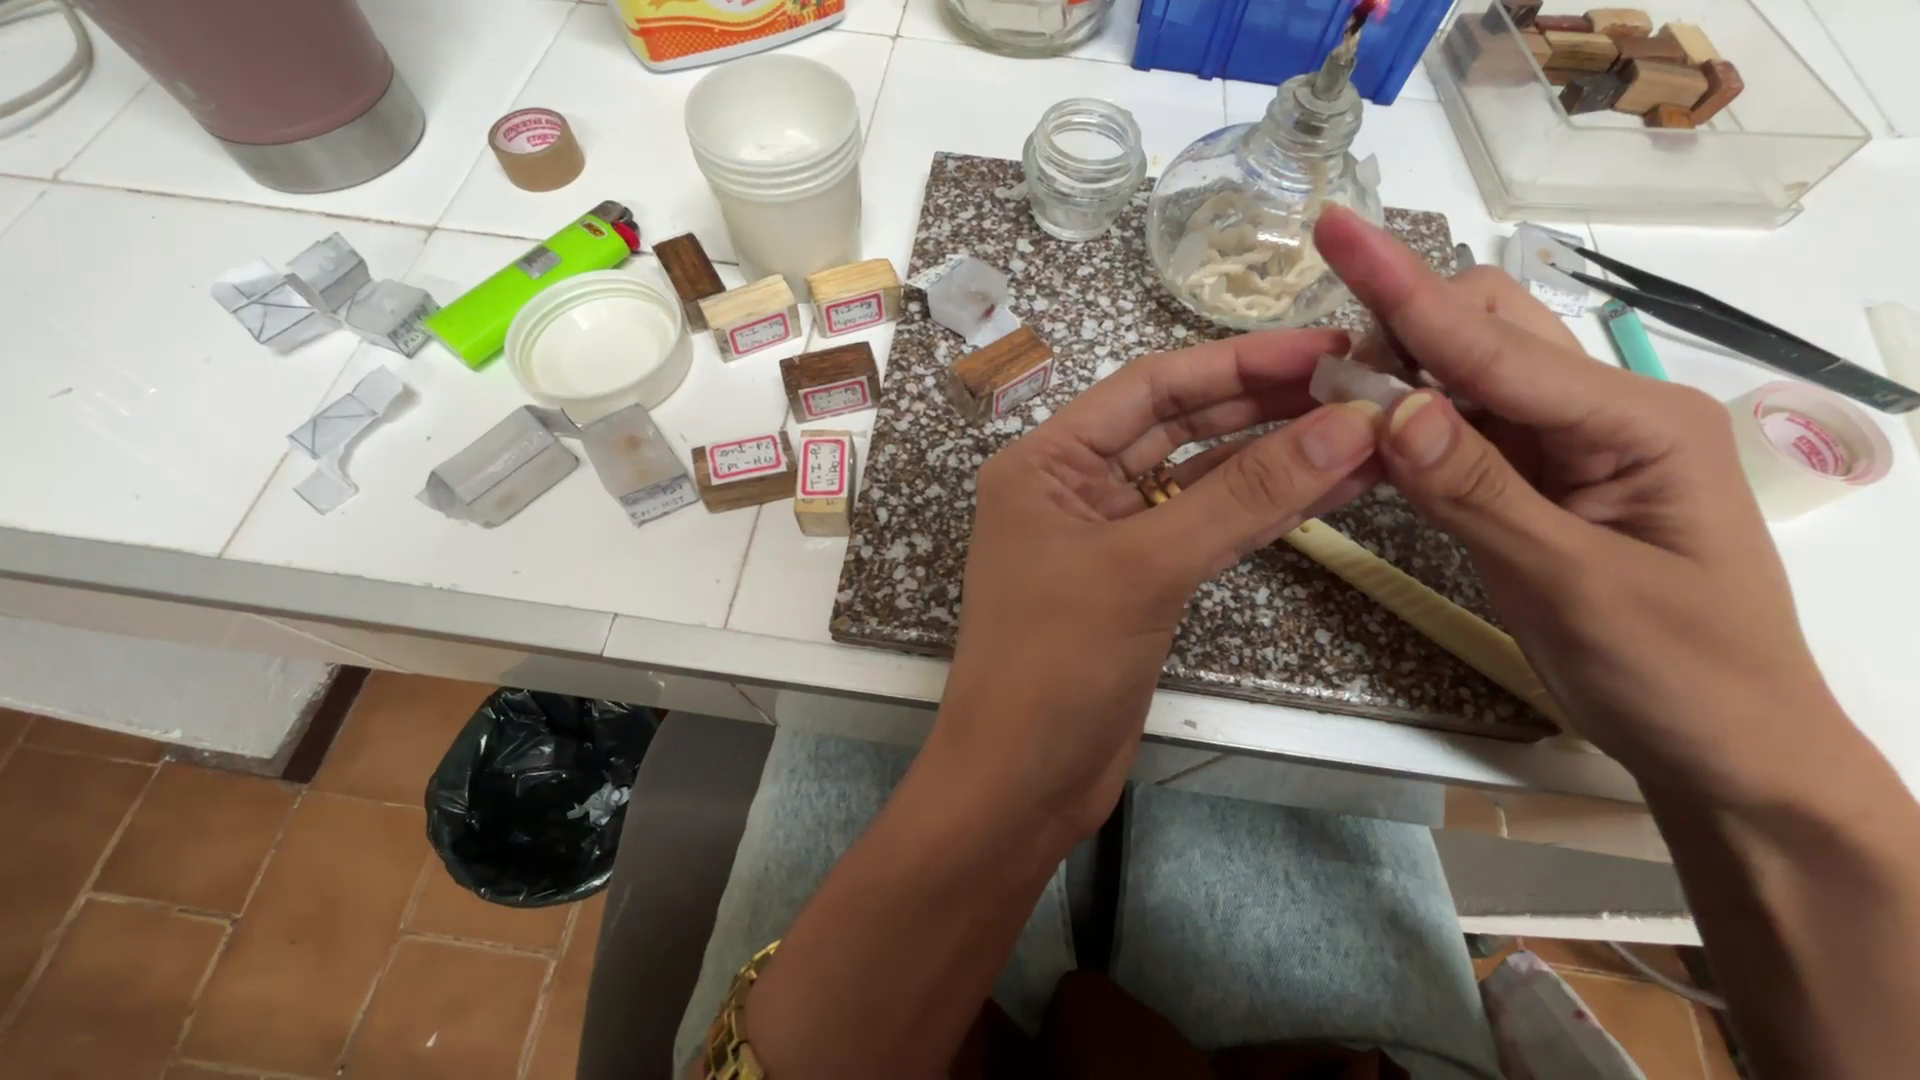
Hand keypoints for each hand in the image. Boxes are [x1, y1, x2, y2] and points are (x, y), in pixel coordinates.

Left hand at [929, 327, 1382, 838]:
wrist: (1022, 781)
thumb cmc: (1056, 665)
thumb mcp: (1145, 568)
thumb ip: (1243, 497)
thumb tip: (1345, 428)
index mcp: (1046, 460)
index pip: (1150, 386)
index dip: (1239, 362)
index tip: (1326, 348)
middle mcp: (1074, 486)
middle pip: (1178, 425)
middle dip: (1265, 404)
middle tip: (1361, 384)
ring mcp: (1109, 536)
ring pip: (1200, 479)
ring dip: (1276, 458)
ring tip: (1367, 430)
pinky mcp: (1140, 582)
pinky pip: (1205, 530)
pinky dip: (1262, 512)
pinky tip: (1330, 490)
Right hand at [1314, 206, 1844, 792]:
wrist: (1725, 744)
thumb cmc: (1676, 670)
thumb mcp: (1574, 585)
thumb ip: (1479, 492)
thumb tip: (1391, 409)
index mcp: (1633, 422)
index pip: (1494, 345)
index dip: (1405, 290)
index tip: (1338, 230)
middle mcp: (1600, 414)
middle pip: (1484, 333)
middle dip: (1397, 335)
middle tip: (1319, 384)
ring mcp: (1566, 448)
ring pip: (1463, 381)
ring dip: (1394, 385)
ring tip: (1328, 411)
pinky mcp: (1535, 483)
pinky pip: (1458, 437)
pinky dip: (1405, 438)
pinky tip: (1365, 449)